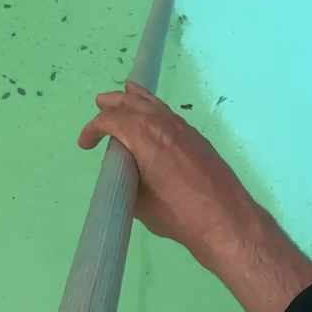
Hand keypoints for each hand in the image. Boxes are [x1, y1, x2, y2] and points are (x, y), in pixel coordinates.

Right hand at [80, 83, 311, 311]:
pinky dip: (157, 111)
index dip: (93, 129)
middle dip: (115, 102)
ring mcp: (185, 129)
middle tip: (101, 102)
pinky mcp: (198, 139)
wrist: (225, 218)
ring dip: (138, 100)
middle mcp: (164, 124)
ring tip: (127, 93)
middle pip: (134, 102)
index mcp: (144, 135)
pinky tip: (155, 117)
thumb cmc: (178, 213)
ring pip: (156, 105)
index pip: (111, 120)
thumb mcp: (140, 203)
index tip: (85, 144)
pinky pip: (171, 116)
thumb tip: (128, 175)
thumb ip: (128, 181)